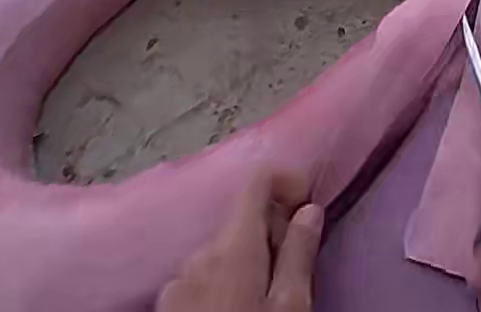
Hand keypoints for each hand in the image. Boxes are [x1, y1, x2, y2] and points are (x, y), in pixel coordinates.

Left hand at [159, 170, 323, 311]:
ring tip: (264, 298)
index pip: (256, 180)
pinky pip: (200, 281)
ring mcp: (172, 290)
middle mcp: (196, 259)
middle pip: (242, 220)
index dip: (287, 181)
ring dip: (247, 260)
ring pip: (221, 252)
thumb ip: (300, 251)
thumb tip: (308, 209)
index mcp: (232, 247)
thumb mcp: (291, 305)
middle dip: (272, 232)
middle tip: (292, 267)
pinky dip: (223, 283)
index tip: (305, 208)